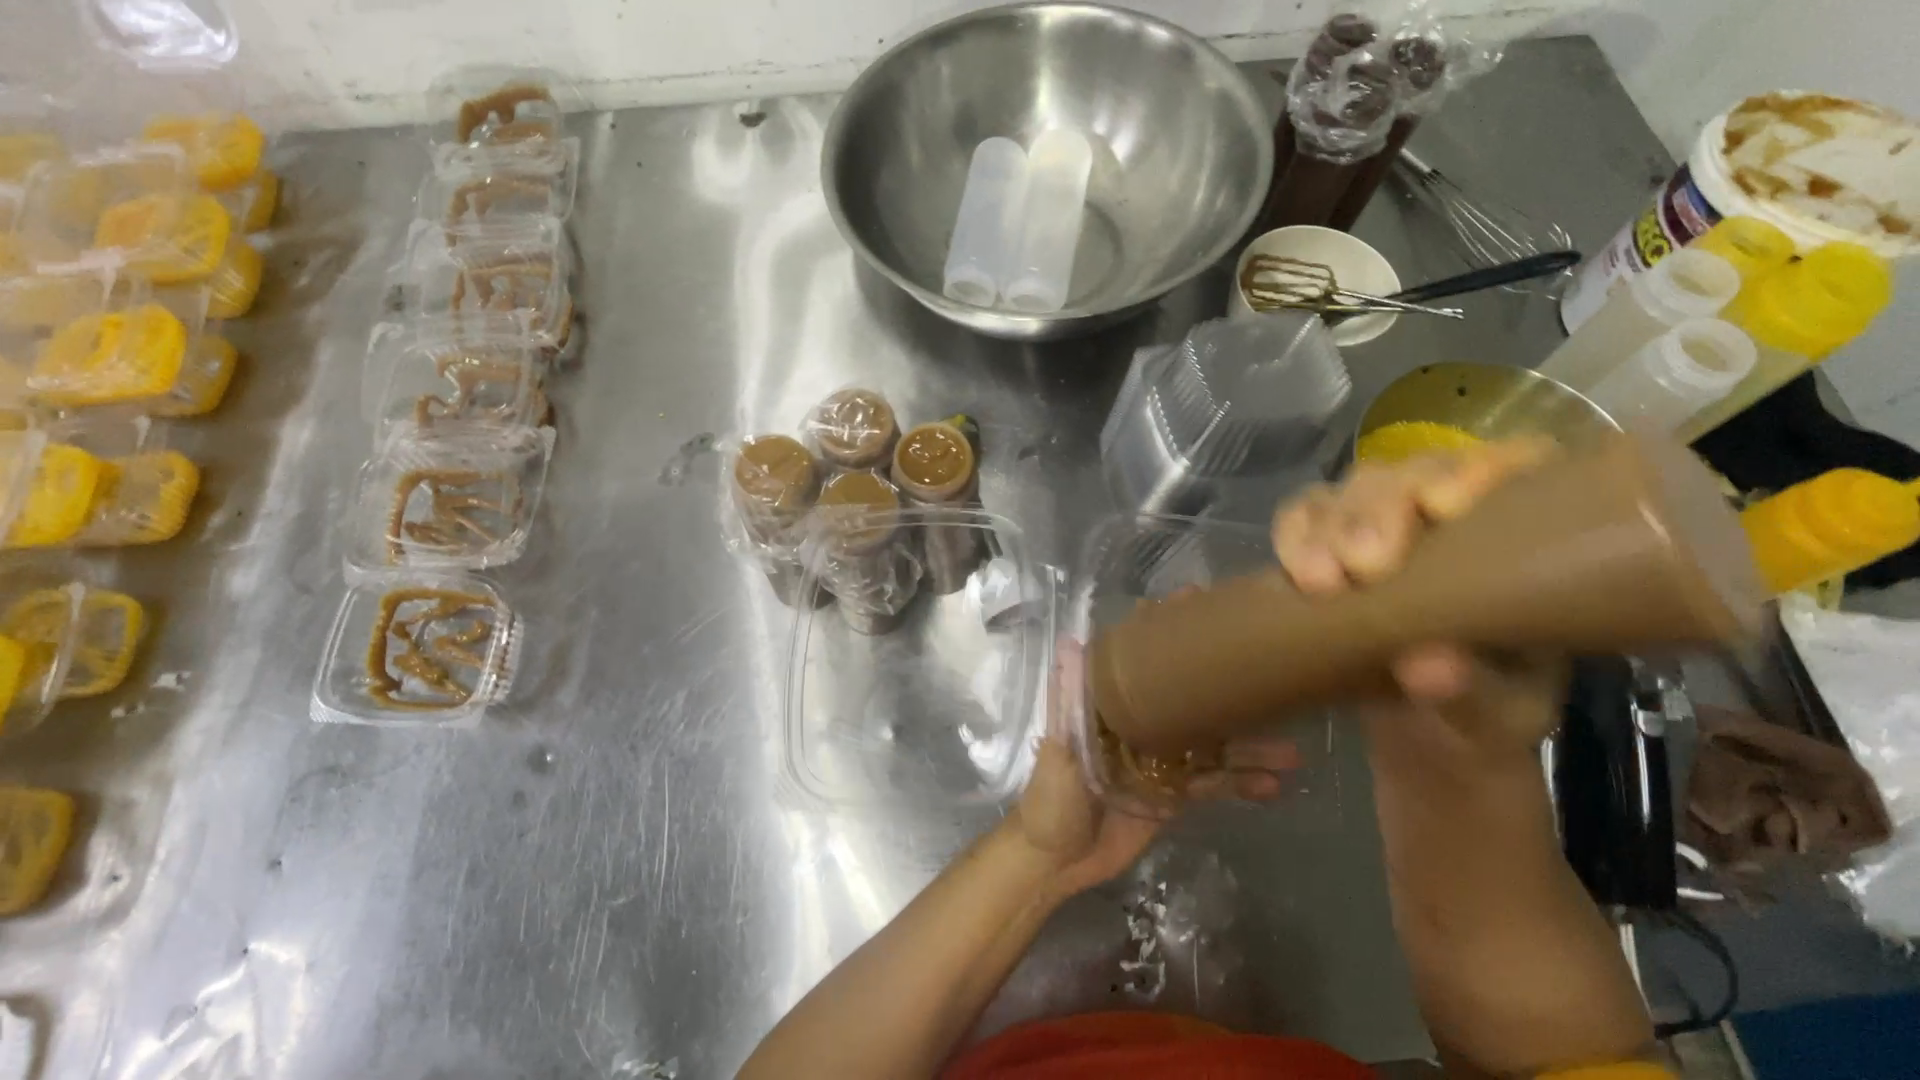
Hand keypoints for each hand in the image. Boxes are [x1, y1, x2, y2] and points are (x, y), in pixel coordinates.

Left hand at [1008, 642, 1301, 899]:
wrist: (1055, 863)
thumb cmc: (1049, 800)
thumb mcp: (1057, 749)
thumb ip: (1068, 702)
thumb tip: (1070, 641)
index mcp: (1112, 709)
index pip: (1145, 662)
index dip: (1170, 632)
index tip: (1203, 602)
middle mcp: (1141, 727)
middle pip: (1192, 702)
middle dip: (1230, 695)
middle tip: (1275, 682)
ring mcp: (1162, 761)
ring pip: (1213, 745)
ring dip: (1250, 747)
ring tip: (1292, 751)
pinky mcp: (1175, 797)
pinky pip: (1214, 784)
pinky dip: (1242, 784)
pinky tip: (1274, 786)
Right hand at [1271, 438, 1568, 772]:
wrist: (1427, 743)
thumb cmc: (1485, 722)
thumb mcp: (1498, 720)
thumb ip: (1471, 694)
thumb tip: (1426, 667)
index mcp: (1519, 543)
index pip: (1515, 470)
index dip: (1482, 467)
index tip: (1446, 508)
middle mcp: (1450, 520)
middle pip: (1414, 473)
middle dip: (1381, 509)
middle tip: (1366, 568)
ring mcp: (1385, 530)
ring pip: (1352, 491)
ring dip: (1329, 527)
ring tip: (1320, 583)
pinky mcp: (1329, 550)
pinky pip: (1304, 518)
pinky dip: (1294, 536)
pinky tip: (1293, 575)